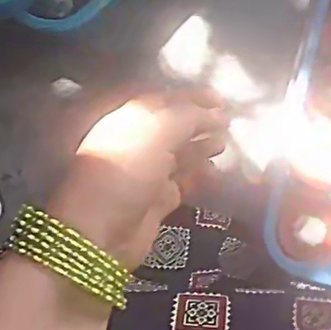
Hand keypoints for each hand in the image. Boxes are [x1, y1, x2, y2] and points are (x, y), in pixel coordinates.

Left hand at [47, 90, 227, 266]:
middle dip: (202, 123)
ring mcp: (149, 172)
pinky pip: (185, 181)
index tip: (223, 101)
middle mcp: (140, 143)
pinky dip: (201, 176)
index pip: (167, 101)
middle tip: (230, 125)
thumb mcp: (157, 132)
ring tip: (224, 145)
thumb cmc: (126, 172)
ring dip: (203, 147)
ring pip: (182, 153)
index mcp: (132, 120)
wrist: (101, 231)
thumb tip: (218, 115)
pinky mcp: (159, 199)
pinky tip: (216, 173)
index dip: (194, 98)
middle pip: (176, 127)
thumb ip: (189, 117)